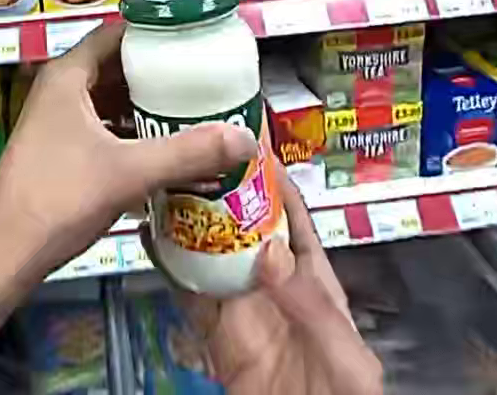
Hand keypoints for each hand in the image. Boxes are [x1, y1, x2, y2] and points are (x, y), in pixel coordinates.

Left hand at [0, 17, 253, 331]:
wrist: (5, 252)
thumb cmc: (60, 196)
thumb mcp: (128, 172)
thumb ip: (187, 153)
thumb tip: (245, 138)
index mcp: (68, 74)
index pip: (115, 33)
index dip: (152, 30)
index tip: (191, 35)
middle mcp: (60, 87)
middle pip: (114, 64)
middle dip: (155, 69)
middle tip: (199, 74)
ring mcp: (57, 117)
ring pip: (107, 95)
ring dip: (143, 100)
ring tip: (188, 105)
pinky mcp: (59, 144)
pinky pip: (101, 121)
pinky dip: (129, 125)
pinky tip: (159, 142)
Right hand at [153, 162, 382, 394]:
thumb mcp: (345, 355)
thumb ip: (310, 303)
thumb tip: (269, 248)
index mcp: (309, 276)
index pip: (291, 213)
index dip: (271, 176)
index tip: (243, 140)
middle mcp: (271, 281)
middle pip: (241, 224)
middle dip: (218, 189)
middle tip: (190, 153)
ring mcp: (240, 306)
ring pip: (209, 251)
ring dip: (188, 220)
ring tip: (163, 183)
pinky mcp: (215, 334)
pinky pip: (189, 294)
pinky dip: (169, 266)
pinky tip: (151, 239)